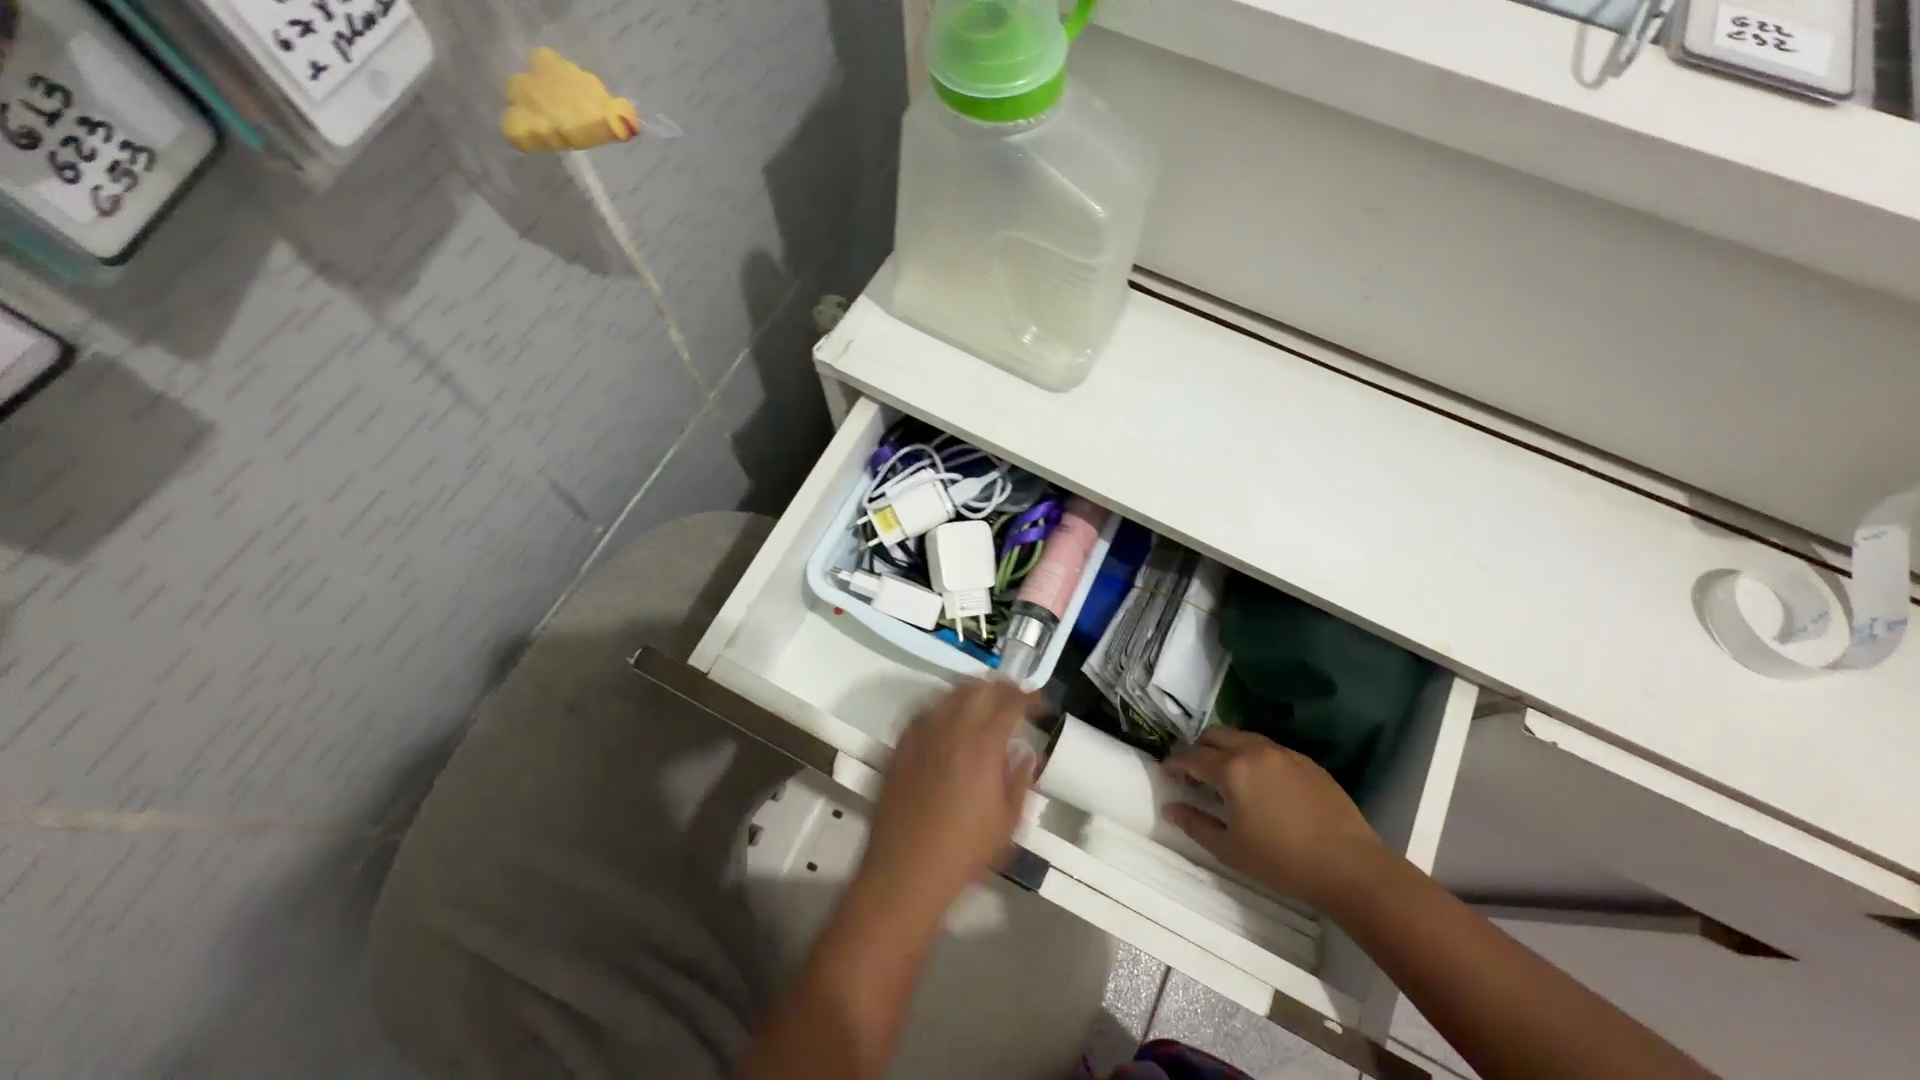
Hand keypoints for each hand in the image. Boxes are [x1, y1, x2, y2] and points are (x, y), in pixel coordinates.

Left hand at [855, 680, 1045, 917]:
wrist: (906, 870)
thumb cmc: (964, 851)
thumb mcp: (1007, 821)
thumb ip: (1019, 780)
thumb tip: (1025, 753)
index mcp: (983, 745)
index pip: (1011, 703)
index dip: (1030, 698)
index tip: (1041, 705)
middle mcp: (951, 730)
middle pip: (979, 689)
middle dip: (1002, 688)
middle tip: (1016, 700)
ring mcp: (921, 735)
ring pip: (949, 694)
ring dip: (972, 692)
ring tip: (985, 705)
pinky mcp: (899, 746)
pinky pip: (923, 712)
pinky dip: (943, 707)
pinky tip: (949, 721)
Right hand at [1160, 726, 1389, 909]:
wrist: (1349, 866)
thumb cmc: (1281, 861)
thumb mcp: (1229, 849)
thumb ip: (1194, 824)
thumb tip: (1170, 808)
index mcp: (1232, 769)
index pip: (1192, 756)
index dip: (1174, 763)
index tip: (1167, 774)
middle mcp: (1256, 751)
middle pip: (1216, 735)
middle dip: (1198, 749)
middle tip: (1194, 775)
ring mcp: (1285, 753)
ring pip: (1244, 737)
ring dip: (1226, 750)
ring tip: (1226, 777)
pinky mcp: (1307, 762)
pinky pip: (1269, 749)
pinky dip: (1253, 756)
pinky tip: (1260, 785)